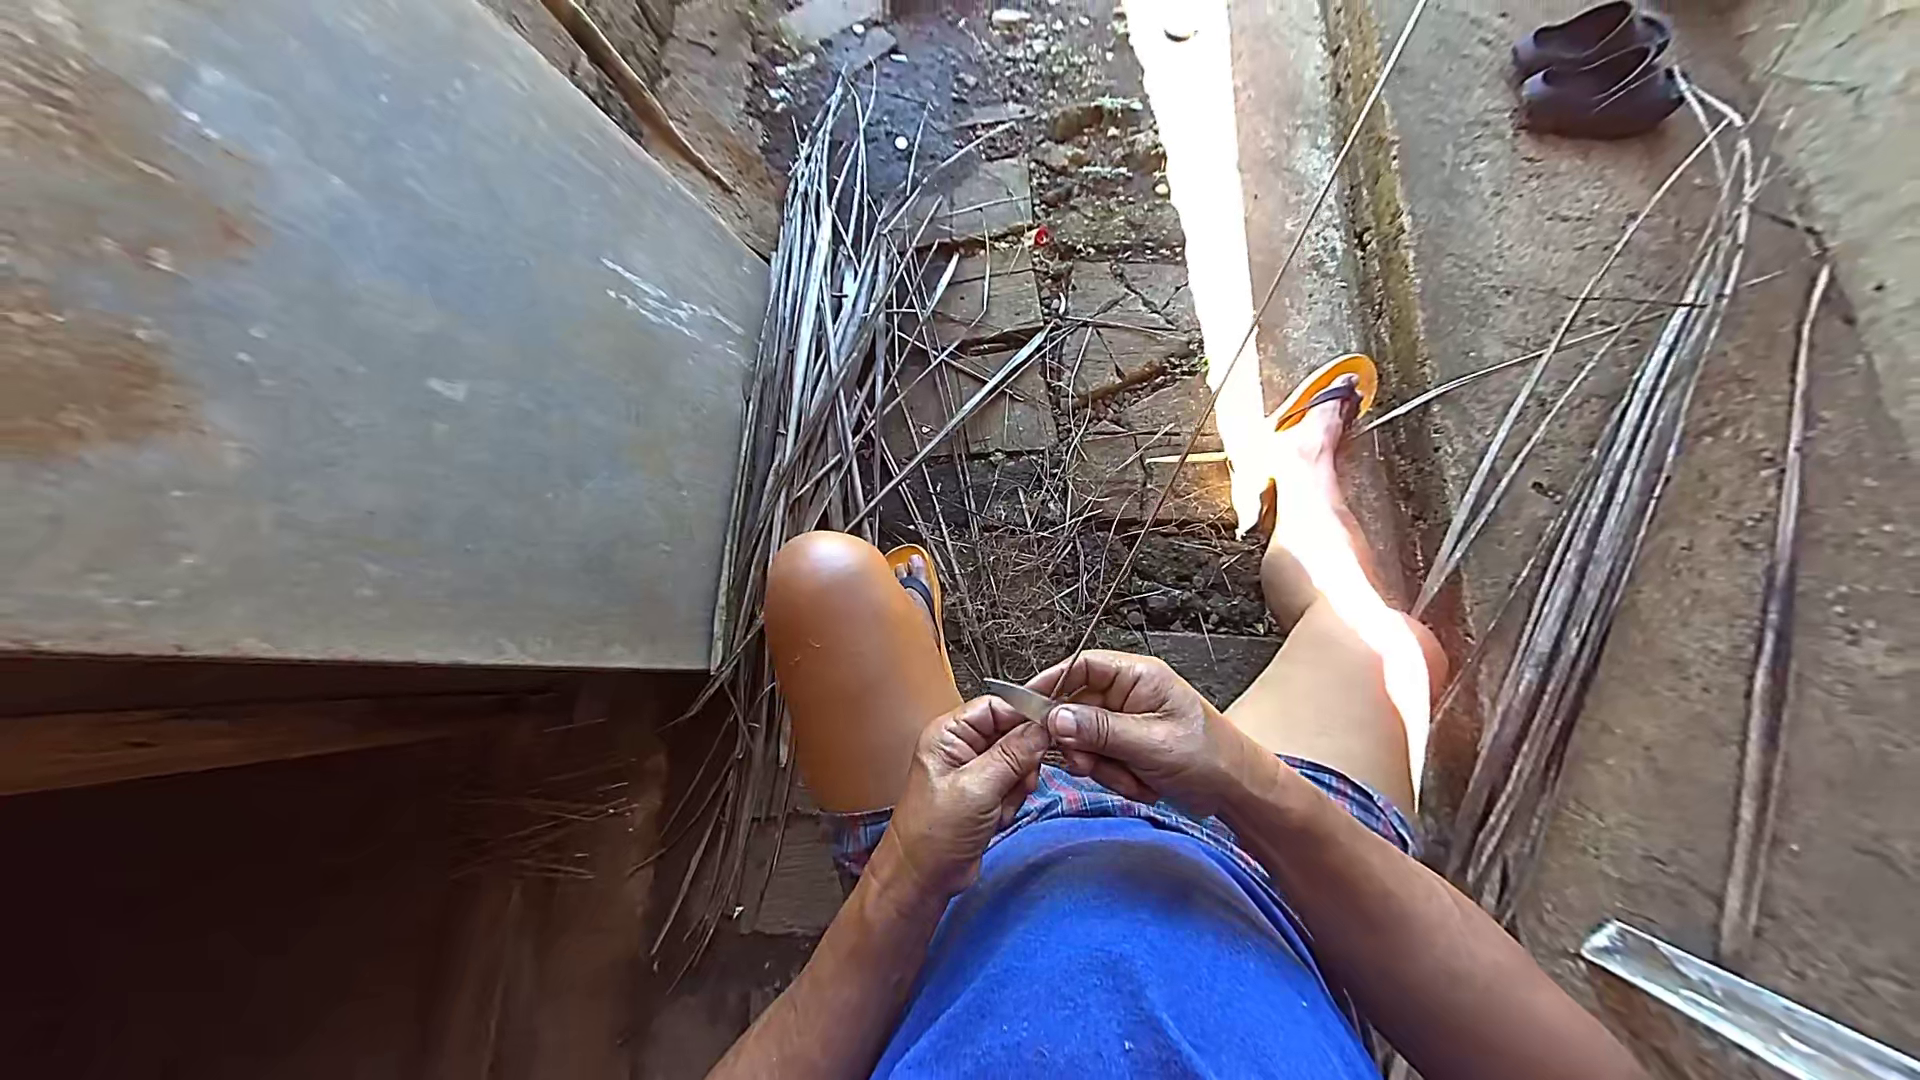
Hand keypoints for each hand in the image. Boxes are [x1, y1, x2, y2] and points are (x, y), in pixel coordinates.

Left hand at [879, 696, 1051, 898]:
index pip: (996, 706)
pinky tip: (996, 817)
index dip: (1024, 716)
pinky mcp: (984, 791)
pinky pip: (1015, 784)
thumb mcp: (977, 789)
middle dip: (1021, 760)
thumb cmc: (931, 834)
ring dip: (1017, 785)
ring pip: (1018, 760)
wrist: (922, 879)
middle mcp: (961, 746)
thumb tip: (1042, 728)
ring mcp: (974, 769)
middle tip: (1019, 781)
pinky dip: (1012, 801)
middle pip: (1011, 732)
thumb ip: (1013, 755)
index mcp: (950, 733)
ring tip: (999, 805)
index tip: (1048, 731)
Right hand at [1026, 650, 1262, 816]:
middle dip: (1081, 741)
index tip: (1027, 706)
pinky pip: (1098, 758)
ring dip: (1101, 764)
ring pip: (1083, 738)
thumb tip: (1054, 718)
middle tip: (1088, 763)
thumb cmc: (1210, 757)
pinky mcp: (1125, 746)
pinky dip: (1113, 776)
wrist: (1239, 794)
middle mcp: (1126, 693)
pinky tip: (1140, 784)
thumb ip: (1100, 730)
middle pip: (1075, 707)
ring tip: (1131, 777)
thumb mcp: (1151, 742)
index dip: (1050, 683)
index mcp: (1136, 675)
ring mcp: (1124, 721)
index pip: (1080, 666)